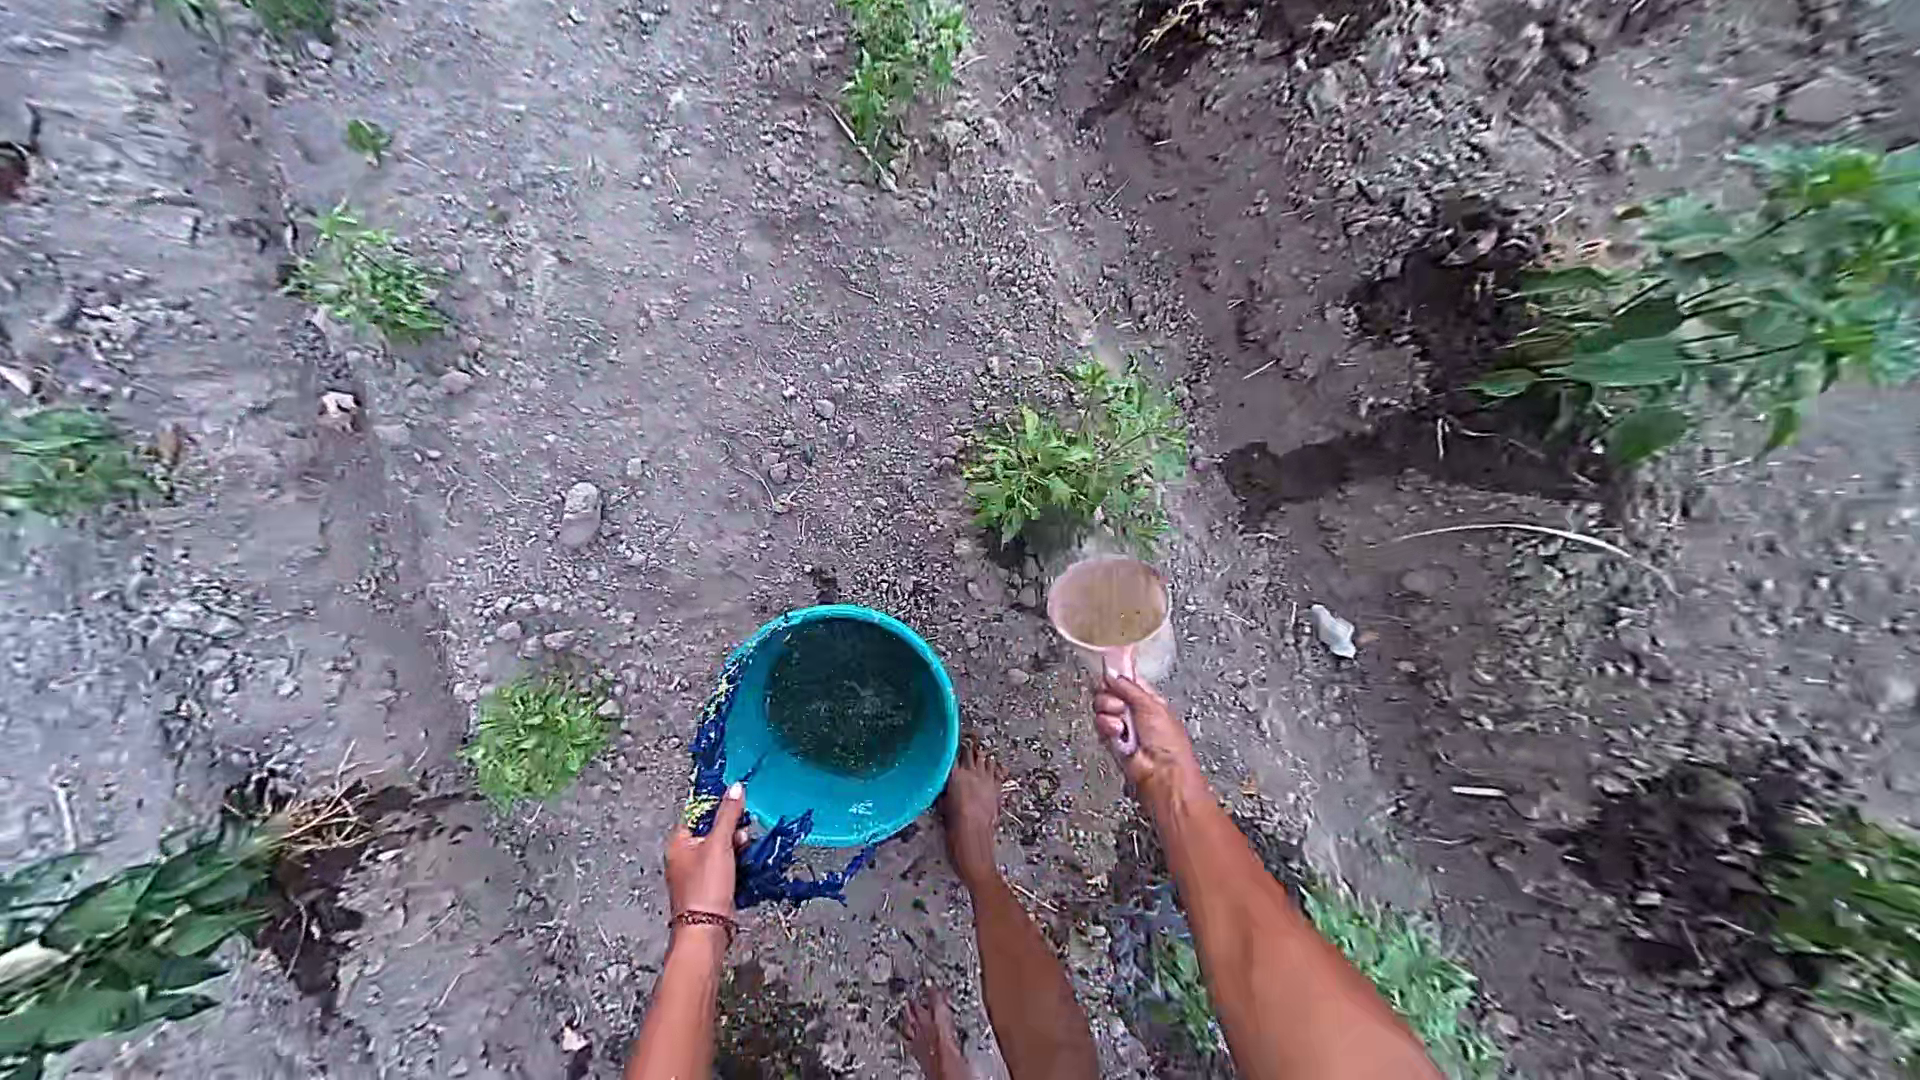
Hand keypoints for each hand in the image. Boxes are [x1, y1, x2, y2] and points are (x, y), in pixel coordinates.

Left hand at [666, 782, 748, 918]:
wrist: (707, 930)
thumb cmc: (706, 886)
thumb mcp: (720, 843)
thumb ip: (728, 814)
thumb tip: (736, 787)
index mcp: (679, 842)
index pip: (699, 812)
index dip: (718, 807)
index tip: (737, 805)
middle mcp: (684, 855)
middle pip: (712, 828)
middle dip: (732, 828)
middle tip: (742, 833)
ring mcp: (697, 871)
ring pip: (722, 845)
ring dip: (736, 844)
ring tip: (744, 850)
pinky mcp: (710, 884)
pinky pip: (726, 862)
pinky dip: (737, 859)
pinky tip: (746, 863)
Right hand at [1093, 675, 1199, 796]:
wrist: (1160, 772)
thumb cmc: (1167, 742)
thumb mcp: (1151, 705)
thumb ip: (1129, 686)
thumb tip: (1112, 673)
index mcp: (1148, 699)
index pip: (1126, 680)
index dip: (1117, 677)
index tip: (1109, 674)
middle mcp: (1133, 711)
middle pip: (1108, 691)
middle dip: (1110, 696)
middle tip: (1120, 705)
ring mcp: (1121, 724)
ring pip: (1101, 706)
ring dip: (1109, 712)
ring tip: (1122, 723)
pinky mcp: (1111, 738)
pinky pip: (1100, 723)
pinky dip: (1107, 727)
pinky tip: (1118, 733)